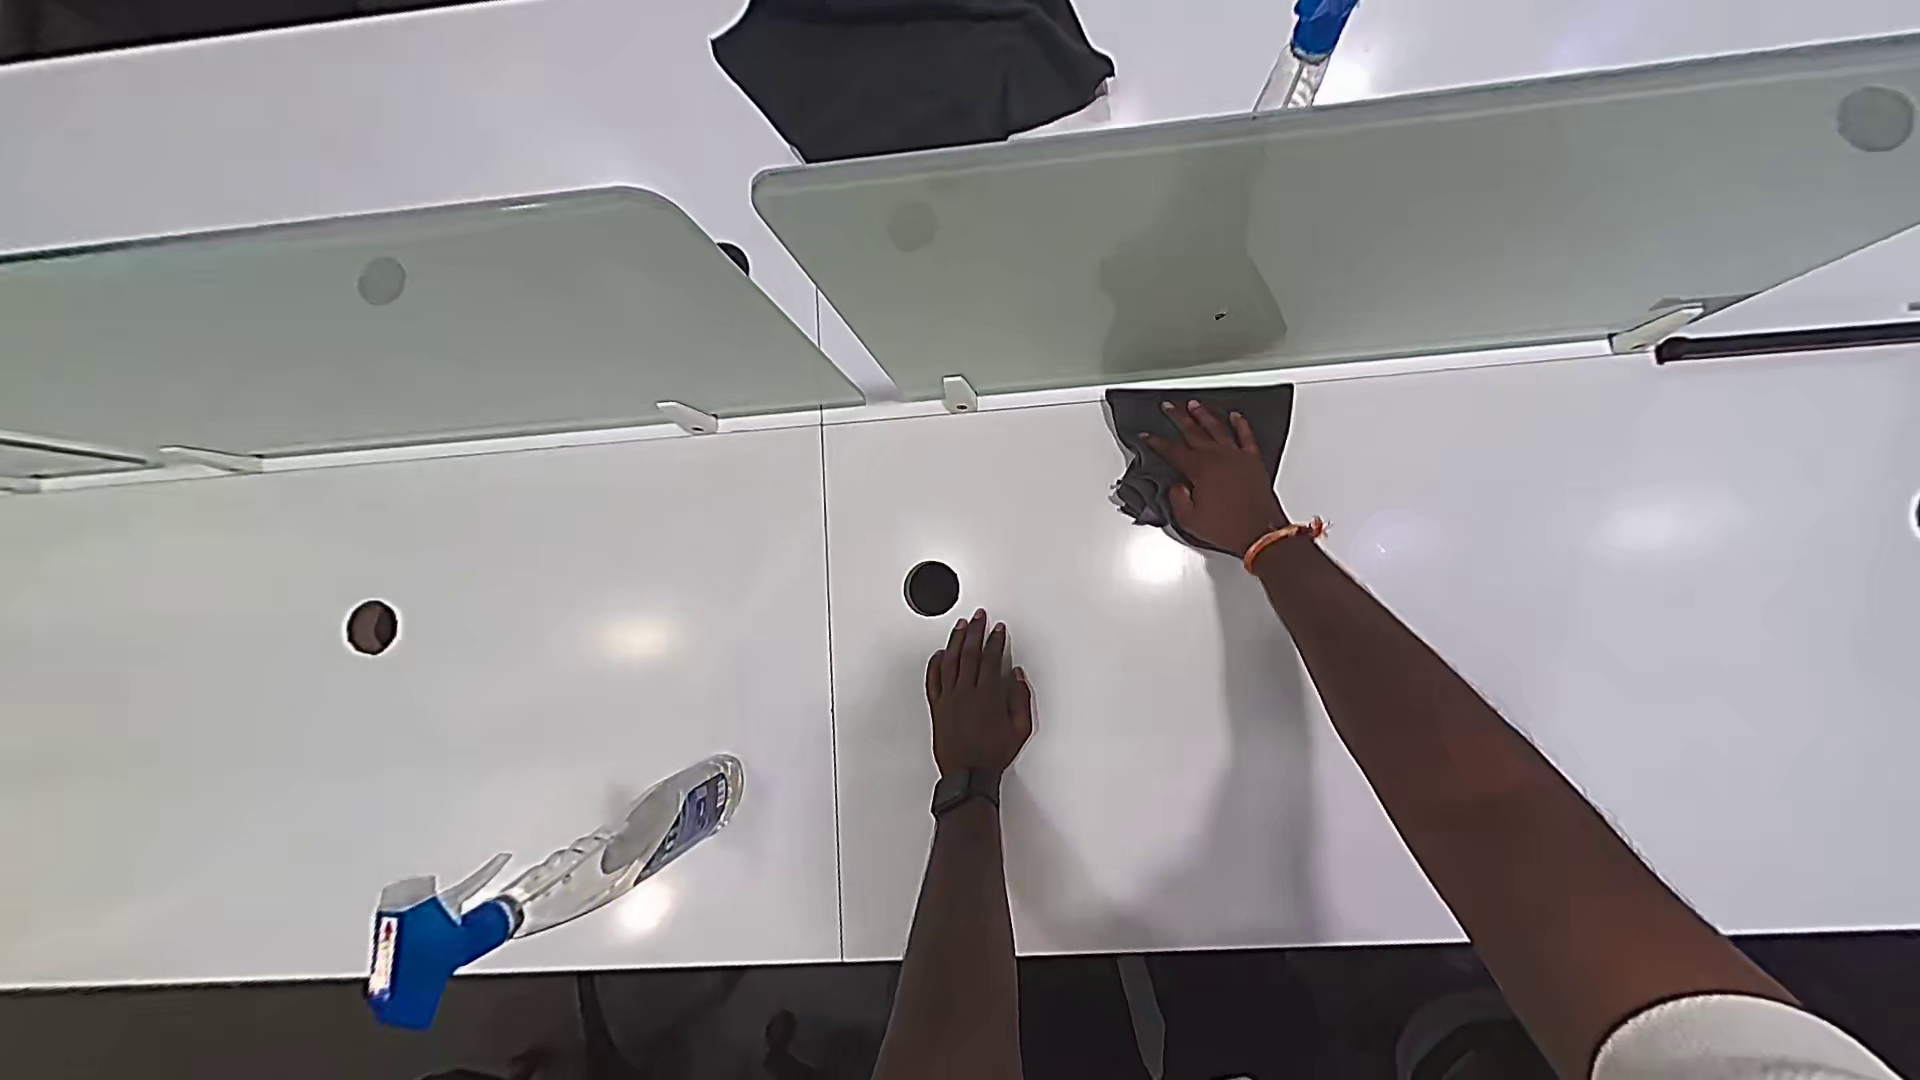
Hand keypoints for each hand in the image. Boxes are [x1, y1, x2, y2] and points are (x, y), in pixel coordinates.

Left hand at [926, 609, 1033, 776]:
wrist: (968, 775)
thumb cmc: (993, 754)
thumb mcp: (1020, 729)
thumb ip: (1020, 698)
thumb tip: (1016, 676)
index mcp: (987, 696)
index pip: (990, 658)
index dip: (995, 640)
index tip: (998, 630)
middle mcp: (966, 694)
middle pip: (969, 653)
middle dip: (975, 630)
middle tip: (979, 616)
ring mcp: (949, 699)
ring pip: (950, 661)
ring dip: (956, 640)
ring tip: (961, 625)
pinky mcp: (937, 707)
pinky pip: (933, 679)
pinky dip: (935, 663)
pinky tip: (940, 653)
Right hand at [1142, 399, 1289, 556]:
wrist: (1260, 533)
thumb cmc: (1227, 527)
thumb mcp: (1189, 519)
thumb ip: (1177, 499)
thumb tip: (1176, 486)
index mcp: (1199, 470)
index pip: (1172, 451)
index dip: (1157, 442)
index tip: (1147, 435)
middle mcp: (1218, 457)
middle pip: (1193, 431)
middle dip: (1177, 417)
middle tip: (1168, 407)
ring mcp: (1237, 456)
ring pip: (1217, 428)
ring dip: (1203, 414)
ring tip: (1194, 404)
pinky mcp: (1253, 461)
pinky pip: (1245, 436)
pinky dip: (1240, 423)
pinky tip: (1234, 415)